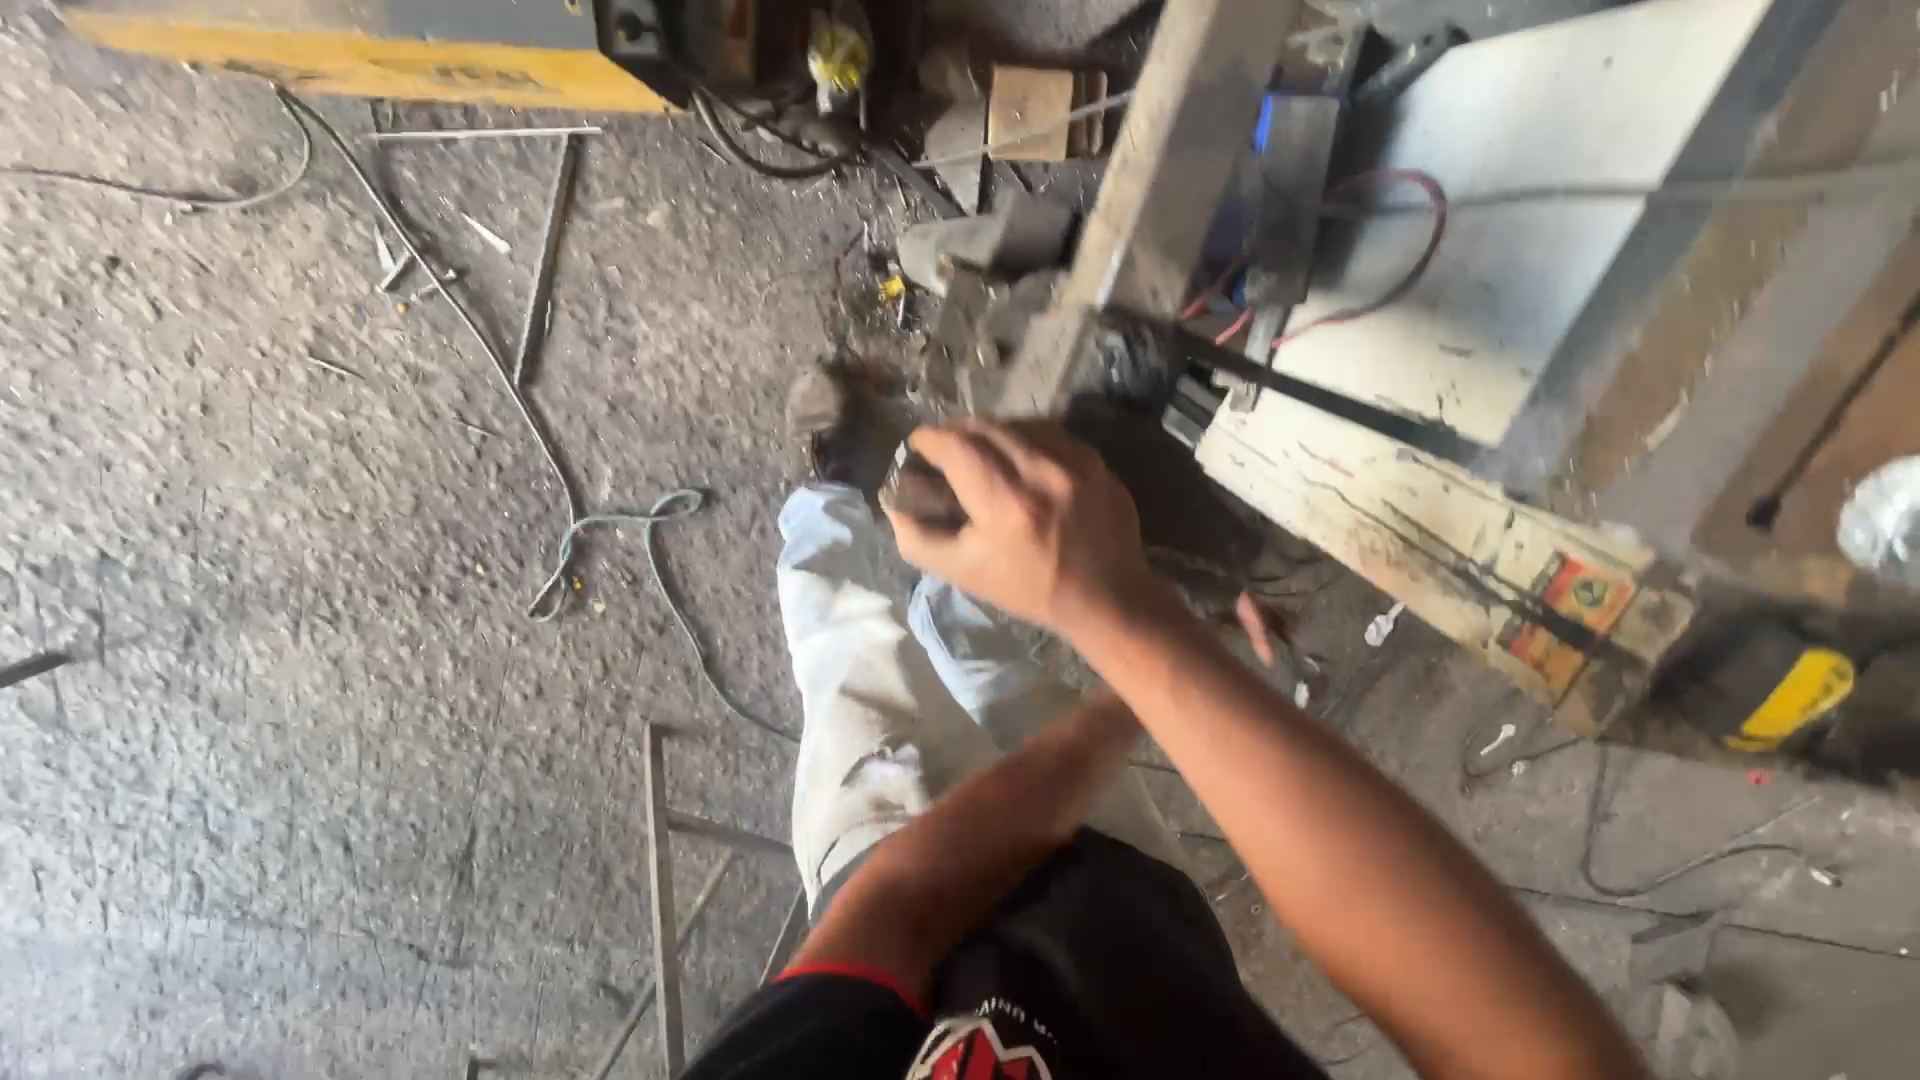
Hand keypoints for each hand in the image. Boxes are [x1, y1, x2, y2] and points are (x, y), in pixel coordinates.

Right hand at [885, 418, 1154, 636]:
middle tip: (944, 452)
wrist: (1107, 597)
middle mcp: (1042, 472)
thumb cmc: (1029, 589)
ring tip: (982, 457)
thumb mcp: (964, 573)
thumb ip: (919, 537)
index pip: (956, 446)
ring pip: (1016, 424)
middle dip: (955, 433)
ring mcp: (1075, 461)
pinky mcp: (1095, 460)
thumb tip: (893, 503)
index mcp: (1006, 503)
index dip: (928, 440)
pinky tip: (1019, 463)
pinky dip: (1024, 440)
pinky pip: (1047, 433)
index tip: (918, 448)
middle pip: (983, 426)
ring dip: (990, 435)